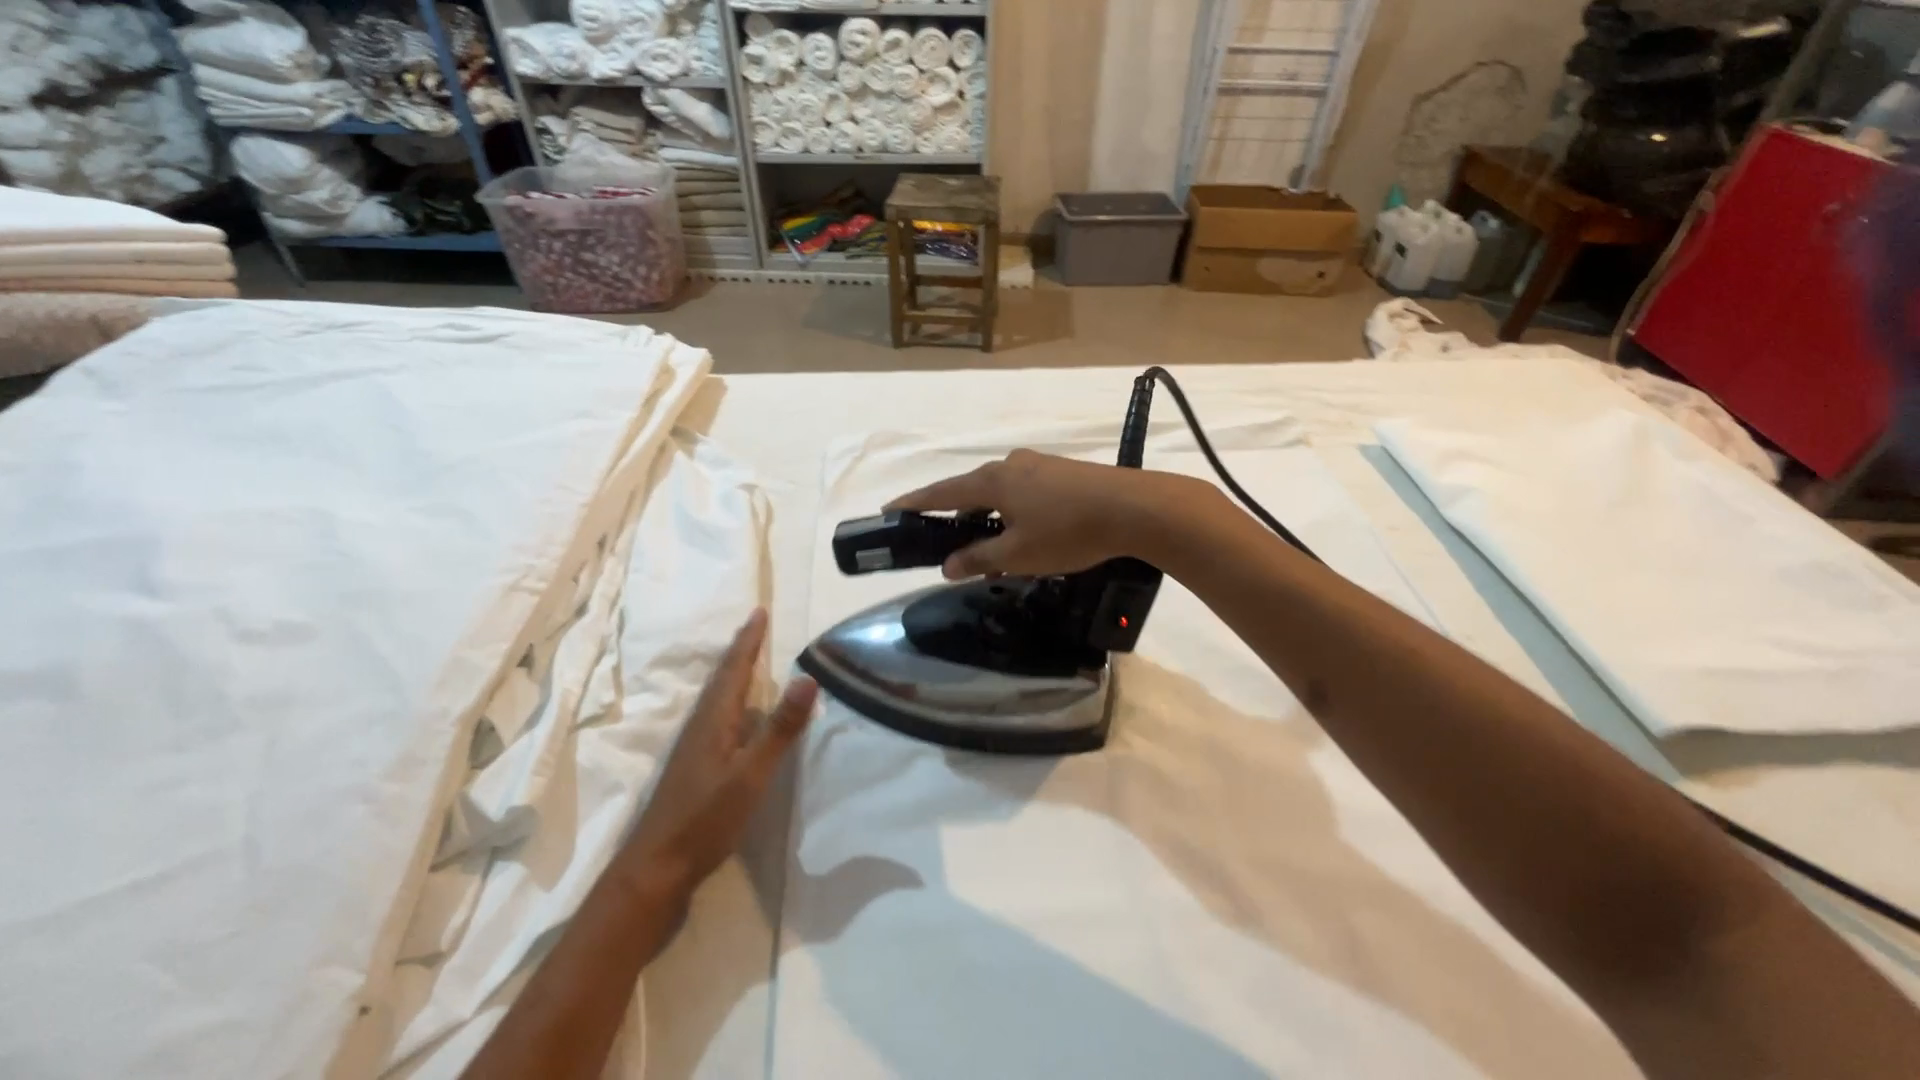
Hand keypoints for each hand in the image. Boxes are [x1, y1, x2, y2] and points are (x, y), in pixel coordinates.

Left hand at [623, 609, 817, 902]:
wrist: (657, 868)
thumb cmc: (705, 819)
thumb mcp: (751, 774)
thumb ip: (780, 729)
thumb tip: (808, 677)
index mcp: (714, 722)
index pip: (734, 670)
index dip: (748, 641)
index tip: (758, 611)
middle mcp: (701, 728)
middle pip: (723, 680)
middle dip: (740, 652)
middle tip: (756, 627)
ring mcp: (695, 750)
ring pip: (718, 701)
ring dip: (735, 676)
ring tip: (750, 662)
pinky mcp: (695, 770)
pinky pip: (719, 720)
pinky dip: (734, 705)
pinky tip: (740, 720)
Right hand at [886, 450, 1219, 578]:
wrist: (1136, 509)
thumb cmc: (1068, 532)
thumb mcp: (1018, 554)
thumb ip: (979, 558)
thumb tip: (948, 565)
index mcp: (991, 481)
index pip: (940, 492)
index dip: (914, 504)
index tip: (890, 512)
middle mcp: (1010, 465)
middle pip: (971, 491)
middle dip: (957, 517)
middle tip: (946, 544)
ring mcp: (1039, 466)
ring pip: (1000, 493)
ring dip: (989, 519)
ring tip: (990, 550)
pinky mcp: (1063, 473)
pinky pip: (1024, 494)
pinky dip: (1013, 514)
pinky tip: (1026, 537)